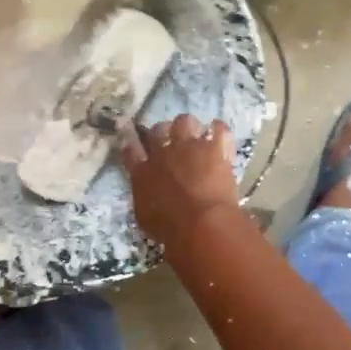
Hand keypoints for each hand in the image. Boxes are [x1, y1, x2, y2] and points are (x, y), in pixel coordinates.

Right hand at [119, 115, 237, 249]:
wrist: (200, 223)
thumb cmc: (169, 228)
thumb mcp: (145, 216)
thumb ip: (143, 195)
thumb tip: (145, 188)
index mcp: (142, 172)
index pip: (131, 149)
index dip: (131, 141)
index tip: (134, 139)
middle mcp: (163, 152)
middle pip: (158, 129)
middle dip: (162, 133)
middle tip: (171, 143)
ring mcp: (189, 146)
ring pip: (185, 121)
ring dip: (189, 128)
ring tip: (196, 138)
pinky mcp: (214, 148)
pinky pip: (218, 128)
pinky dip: (219, 130)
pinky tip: (219, 134)